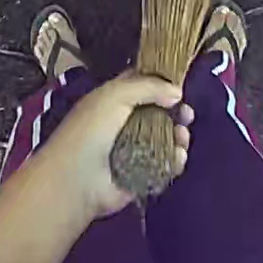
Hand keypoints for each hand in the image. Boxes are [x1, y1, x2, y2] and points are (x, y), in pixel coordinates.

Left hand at [26, 73, 191, 221]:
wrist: (76, 180)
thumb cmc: (91, 130)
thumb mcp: (116, 95)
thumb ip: (148, 87)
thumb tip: (178, 92)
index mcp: (116, 97)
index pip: (144, 83)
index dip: (163, 82)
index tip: (182, 84)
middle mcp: (126, 120)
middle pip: (159, 110)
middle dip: (176, 111)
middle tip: (187, 115)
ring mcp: (135, 147)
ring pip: (165, 136)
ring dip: (178, 135)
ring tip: (181, 137)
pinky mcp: (142, 172)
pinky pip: (165, 163)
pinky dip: (175, 159)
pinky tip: (178, 157)